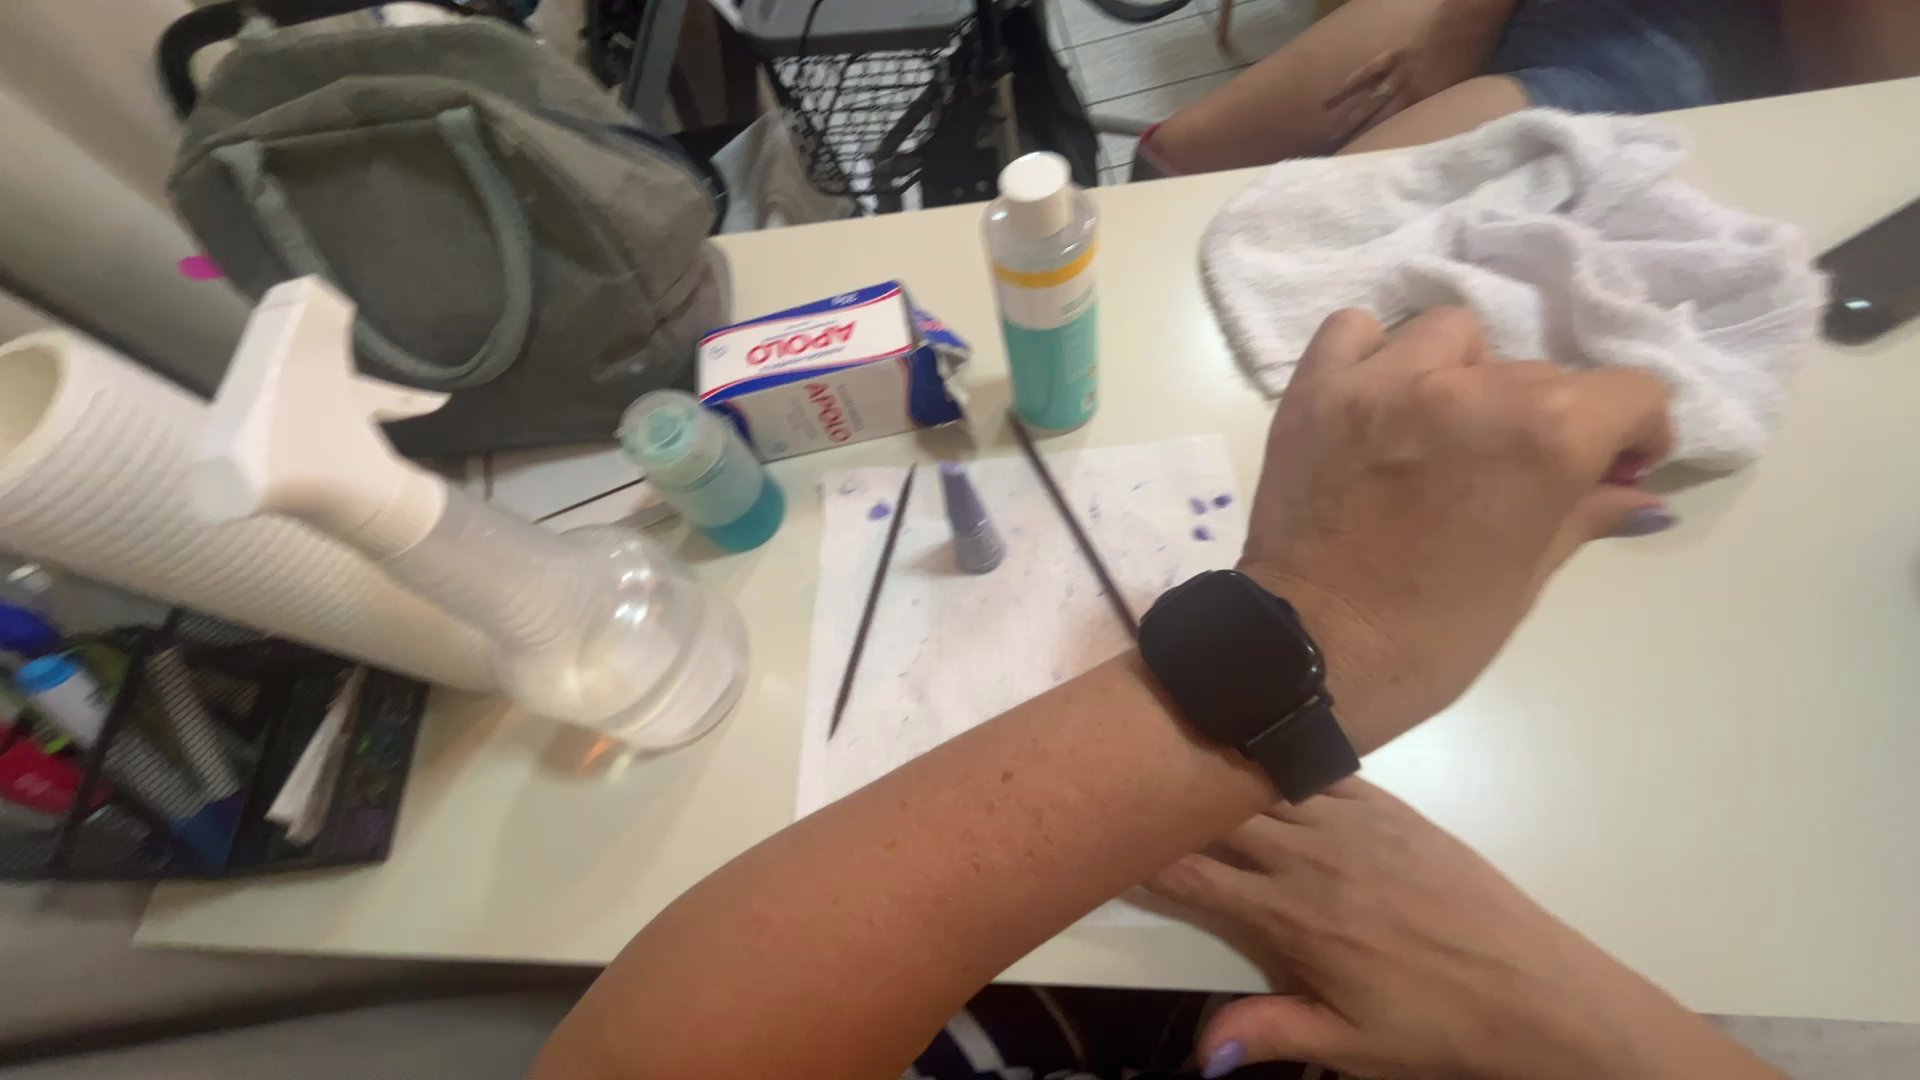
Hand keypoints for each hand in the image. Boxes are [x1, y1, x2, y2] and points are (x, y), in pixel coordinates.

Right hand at [1149, 779, 1786, 1079]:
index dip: (1143, 858)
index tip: (1108, 839)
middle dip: (1167, 804)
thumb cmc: (1440, 1029)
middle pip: (1215, 818)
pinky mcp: (1385, 804)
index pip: (1193, 877)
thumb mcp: (1354, 1047)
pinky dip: (1277, 761)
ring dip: (1215, 775)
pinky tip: (1256, 745)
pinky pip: (1315, 769)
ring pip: (1258, 785)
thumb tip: (1199, 1052)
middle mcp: (1307, 857)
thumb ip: (1271, 1033)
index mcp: (1290, 917)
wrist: (1546, 995)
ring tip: (1179, 752)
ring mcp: (1347, 822)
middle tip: (1130, 785)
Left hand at [1238, 308, 1670, 753]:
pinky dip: (1369, 353)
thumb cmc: (1427, 637)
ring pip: (1446, 335)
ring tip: (1434, 427)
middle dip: (1540, 419)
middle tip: (1504, 469)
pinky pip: (1349, 332)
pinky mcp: (1309, 395)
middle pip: (1535, 373)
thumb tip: (1637, 492)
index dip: (1629, 433)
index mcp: (1540, 434)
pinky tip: (1373, 397)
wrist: (1306, 650)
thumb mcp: (1523, 580)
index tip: (1607, 467)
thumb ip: (1581, 513)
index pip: (1627, 393)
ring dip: (1458, 372)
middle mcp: (1460, 390)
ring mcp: (1374, 386)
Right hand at [1322, 0, 1513, 149]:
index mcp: (1428, 99)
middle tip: (1340, 164)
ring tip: (1329, 142)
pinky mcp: (1391, 56)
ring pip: (1367, 103)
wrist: (1474, 13)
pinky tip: (1326, 102)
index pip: (1403, 132)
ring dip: (1347, 123)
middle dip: (1359, 143)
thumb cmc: (1480, 46)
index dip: (1385, 150)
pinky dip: (1345, 88)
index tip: (1369, 171)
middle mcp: (1407, 91)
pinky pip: (1364, 75)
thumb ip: (1451, 105)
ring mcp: (1397, 73)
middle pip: (1378, 122)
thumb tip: (1445, 128)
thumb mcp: (1469, 84)